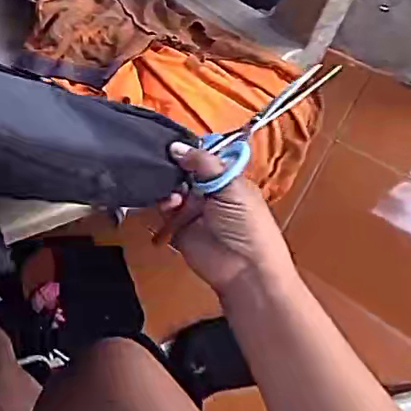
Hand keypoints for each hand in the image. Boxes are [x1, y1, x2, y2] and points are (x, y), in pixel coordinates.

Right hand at [157, 141, 297, 298]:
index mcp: (226, 178)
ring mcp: (192, 209)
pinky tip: (170, 204)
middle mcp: (208, 191)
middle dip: (173, 166)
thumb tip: (176, 146)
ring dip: (169, 185)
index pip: (203, 156)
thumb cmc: (247, 224)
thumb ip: (203, 163)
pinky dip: (163, 203)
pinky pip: (164, 210)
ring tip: (175, 192)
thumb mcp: (231, 187)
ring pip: (171, 188)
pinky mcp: (178, 227)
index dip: (189, 149)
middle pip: (183, 171)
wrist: (245, 270)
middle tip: (165, 162)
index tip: (172, 141)